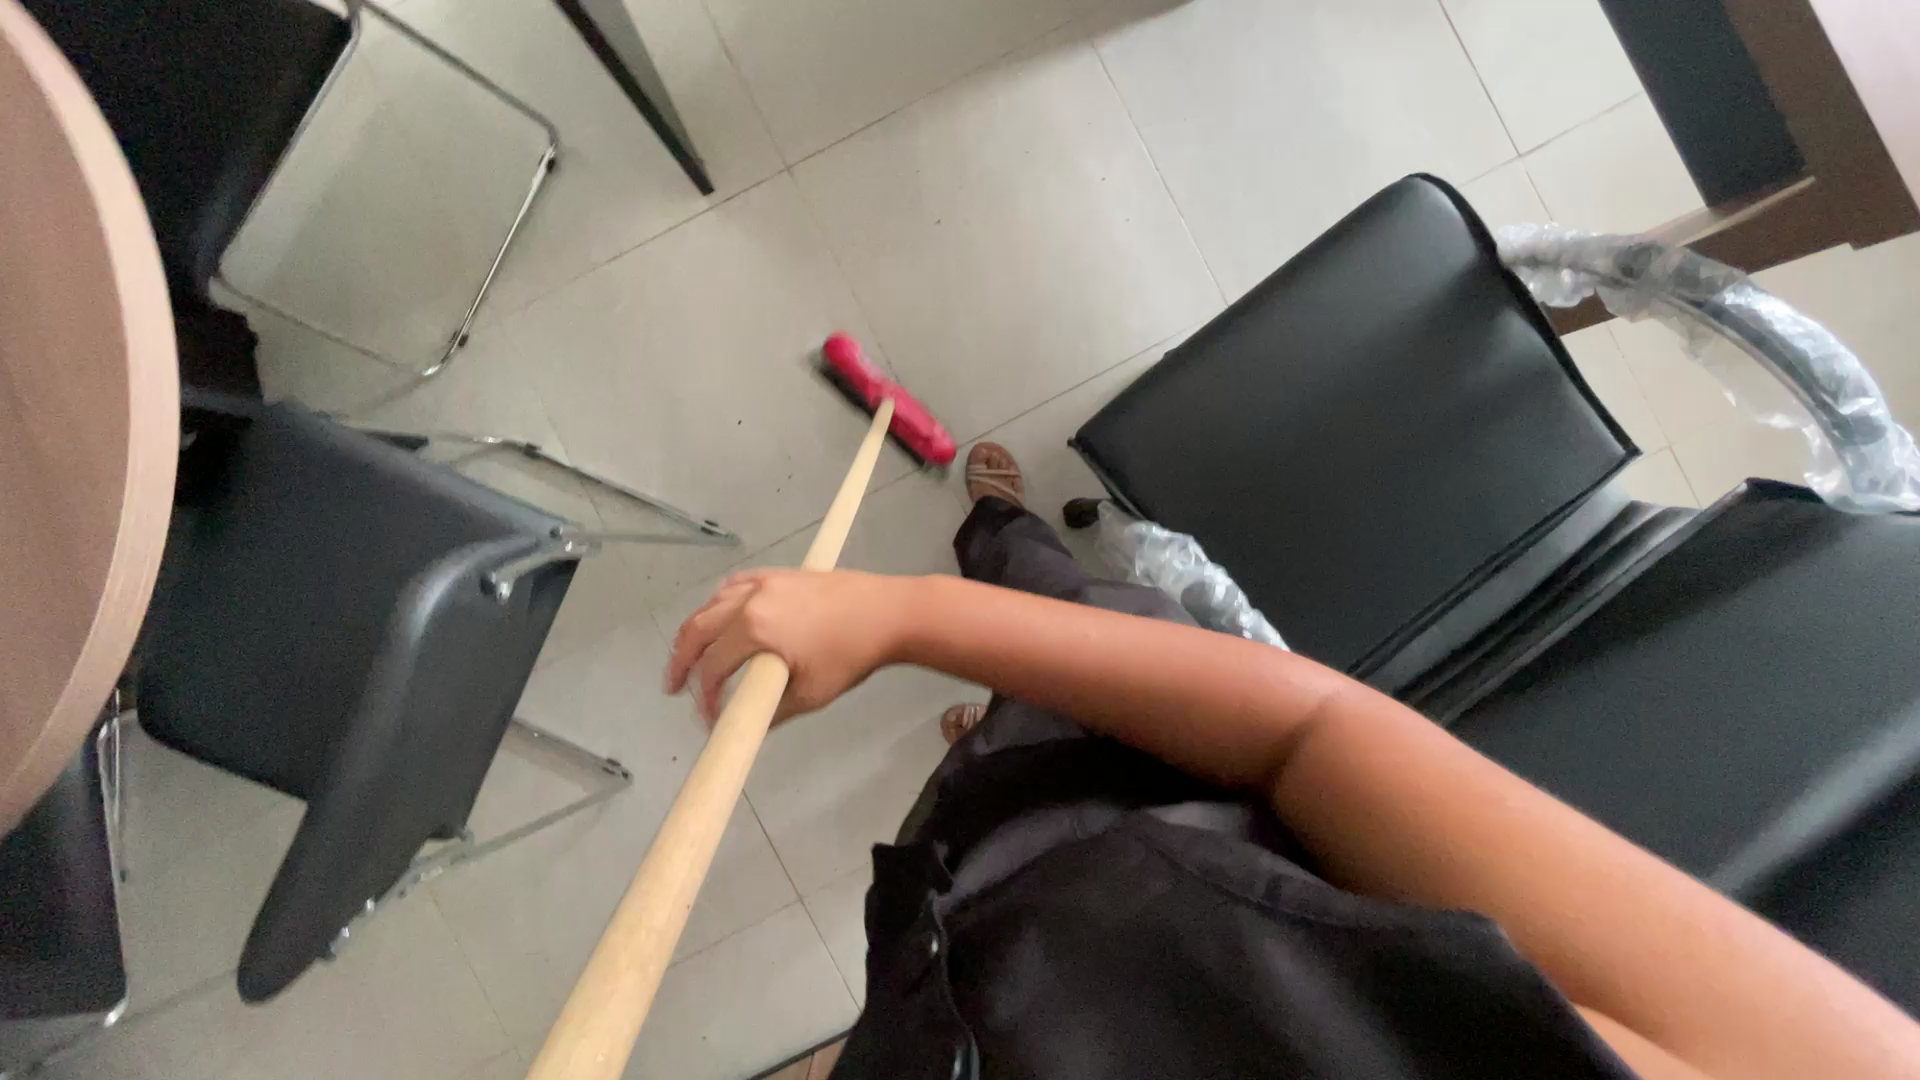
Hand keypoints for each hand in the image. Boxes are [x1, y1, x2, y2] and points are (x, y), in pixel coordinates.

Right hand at [664, 568, 915, 724]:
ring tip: (694, 653)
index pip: (712, 666)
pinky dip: (721, 602)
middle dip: (681, 659)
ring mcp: (765, 582)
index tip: (708, 718)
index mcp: (753, 629)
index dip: (704, 696)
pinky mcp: (782, 574)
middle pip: (698, 628)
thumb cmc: (852, 655)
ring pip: (713, 603)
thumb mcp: (810, 694)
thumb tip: (746, 726)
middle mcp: (750, 599)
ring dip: (699, 629)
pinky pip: (737, 584)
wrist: (889, 613)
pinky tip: (723, 615)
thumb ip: (770, 711)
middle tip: (674, 685)